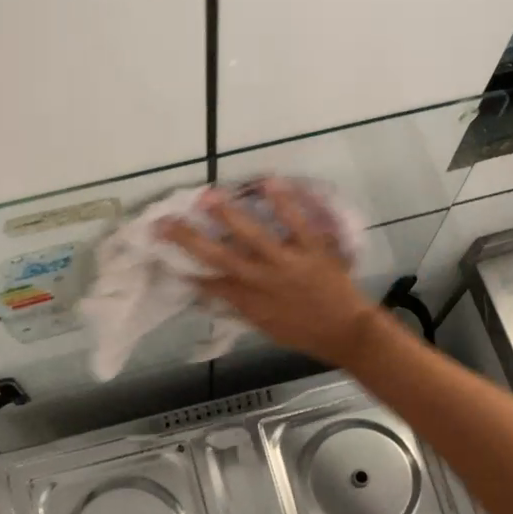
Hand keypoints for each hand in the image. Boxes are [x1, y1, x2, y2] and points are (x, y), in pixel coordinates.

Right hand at [159, 179, 386, 365]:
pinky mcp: (312, 249)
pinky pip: (296, 222)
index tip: (165, 251)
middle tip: (165, 221)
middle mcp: (262, 281)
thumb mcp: (266, 327)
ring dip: (228, 215)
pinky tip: (267, 180)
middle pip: (219, 256)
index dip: (187, 269)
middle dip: (189, 238)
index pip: (210, 283)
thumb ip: (242, 305)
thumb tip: (216, 289)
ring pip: (253, 237)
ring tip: (207, 196)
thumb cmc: (304, 333)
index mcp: (249, 301)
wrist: (346, 333)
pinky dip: (283, 201)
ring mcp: (287, 263)